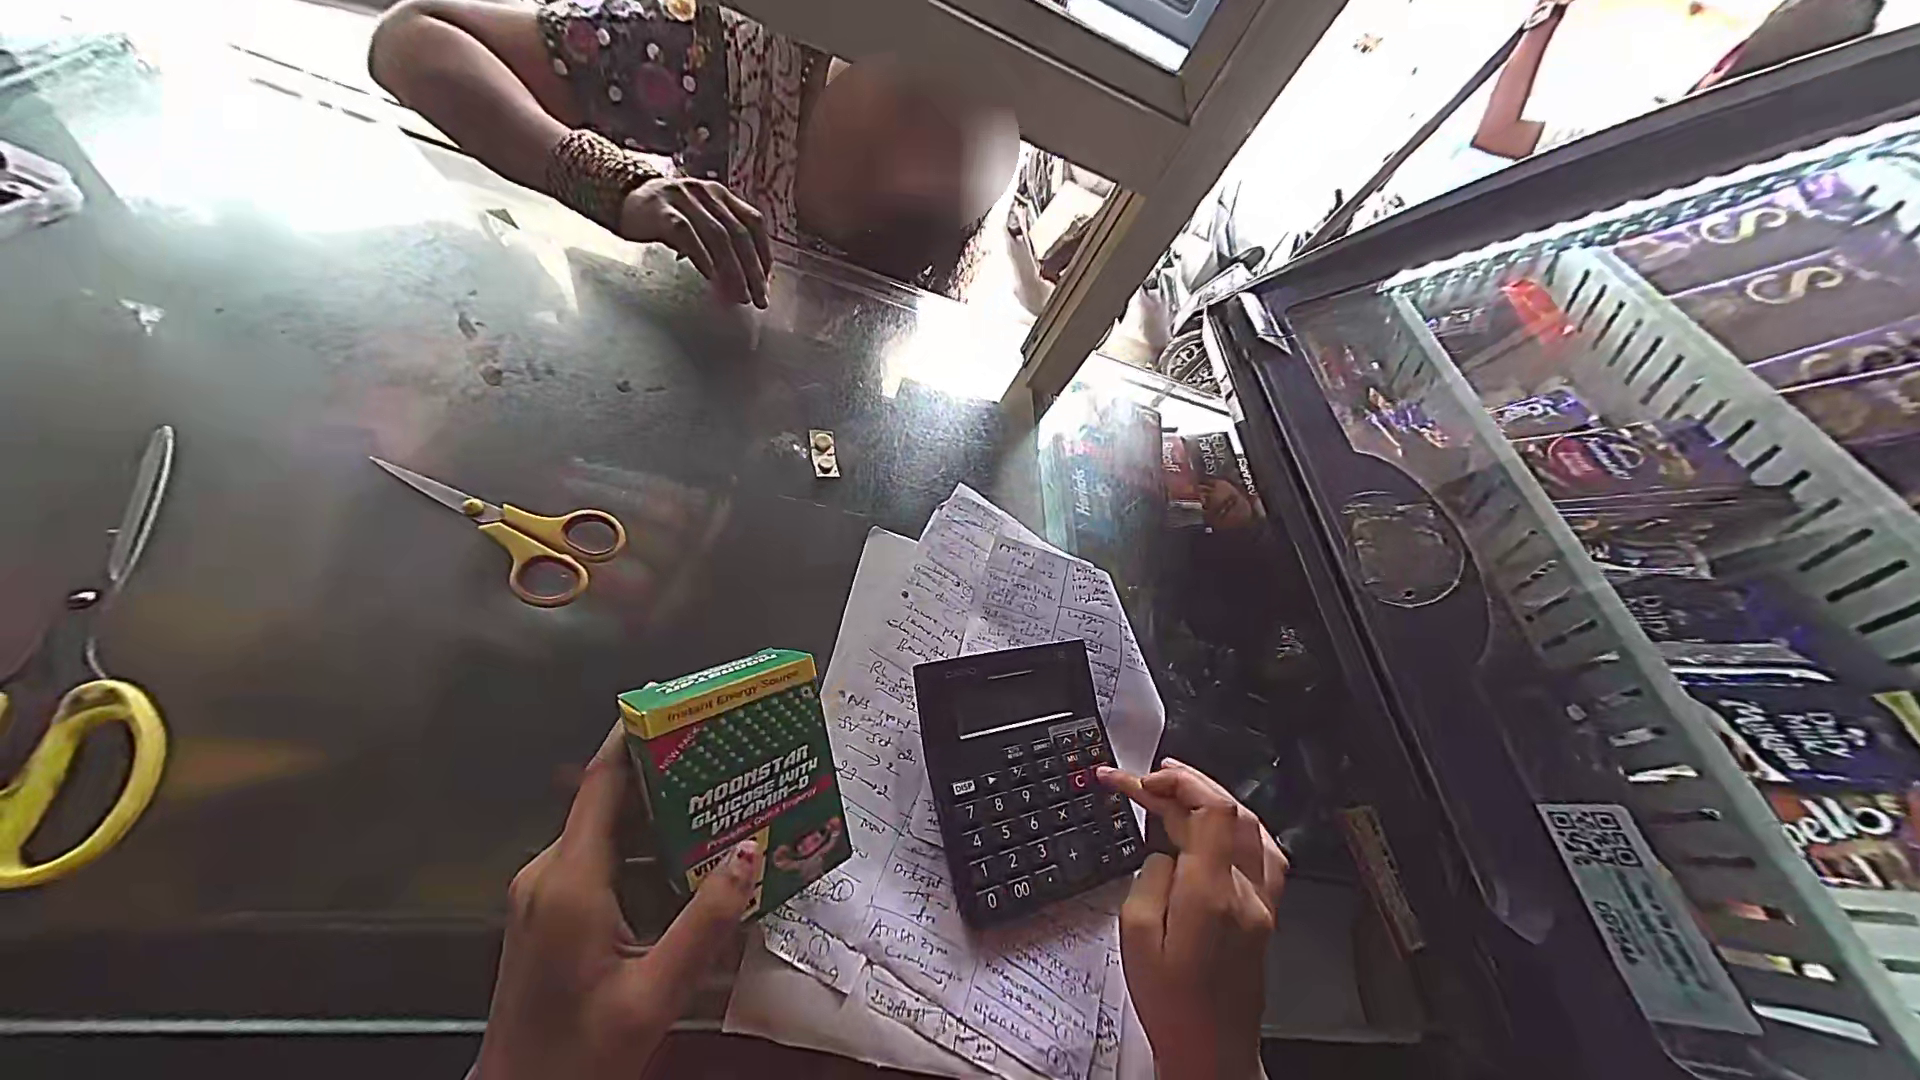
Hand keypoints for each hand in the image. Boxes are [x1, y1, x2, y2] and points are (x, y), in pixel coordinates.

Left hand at [474, 724, 761, 1079]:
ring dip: (661, 813)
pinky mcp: (552, 906)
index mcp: (568, 883)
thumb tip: (750, 852)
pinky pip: (605, 856)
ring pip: (611, 829)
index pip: (600, 784)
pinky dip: (646, 846)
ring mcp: (546, 890)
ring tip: (716, 801)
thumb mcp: (655, 993)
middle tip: (719, 754)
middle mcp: (549, 874)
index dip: (632, 737)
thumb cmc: (578, 1057)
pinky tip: (688, 857)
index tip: (670, 704)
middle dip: (666, 773)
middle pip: (611, 800)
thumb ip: (707, 920)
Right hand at [619, 177, 771, 307]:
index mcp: (722, 195)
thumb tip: (744, 283)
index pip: (754, 223)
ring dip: (733, 271)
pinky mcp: (661, 209)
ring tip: (740, 296)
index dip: (764, 254)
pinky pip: (687, 235)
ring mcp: (683, 198)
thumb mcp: (702, 224)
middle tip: (759, 299)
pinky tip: (712, 278)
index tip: (767, 283)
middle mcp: (706, 193)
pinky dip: (703, 258)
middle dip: (753, 271)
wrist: (623, 197)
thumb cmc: (669, 218)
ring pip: (718, 236)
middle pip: (739, 234)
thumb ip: (723, 245)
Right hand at [1097, 759, 1285, 1079]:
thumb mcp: (1135, 933)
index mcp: (1210, 896)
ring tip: (1176, 783)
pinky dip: (1237, 820)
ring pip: (1249, 823)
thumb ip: (1149, 875)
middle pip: (1227, 809)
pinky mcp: (1265, 910)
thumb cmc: (1171, 1002)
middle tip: (1145, 778)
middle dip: (1182, 782)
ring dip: (1211, 794)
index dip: (1175, 783)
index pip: (1210, 811)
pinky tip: (1218, 817)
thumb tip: (1163, 849)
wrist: (1211, 1053)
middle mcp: (1244, 893)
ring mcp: (1261, 901)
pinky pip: (1264, 849)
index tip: (1138, 781)